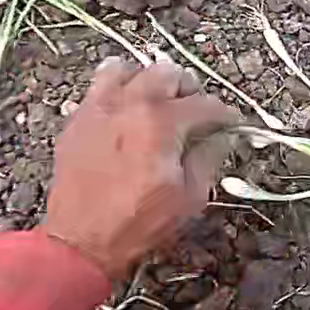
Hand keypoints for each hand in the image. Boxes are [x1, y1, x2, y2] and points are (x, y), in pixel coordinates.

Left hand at [41, 59, 238, 279]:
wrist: (81, 240)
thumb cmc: (138, 223)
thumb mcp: (190, 197)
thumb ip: (209, 157)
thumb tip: (220, 137)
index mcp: (161, 122)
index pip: (205, 104)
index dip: (225, 115)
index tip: (231, 124)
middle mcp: (129, 104)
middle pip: (168, 73)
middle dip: (188, 90)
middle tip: (194, 113)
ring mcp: (99, 108)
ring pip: (129, 69)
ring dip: (148, 82)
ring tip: (155, 105)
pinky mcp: (78, 120)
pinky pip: (98, 87)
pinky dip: (117, 92)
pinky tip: (125, 114)